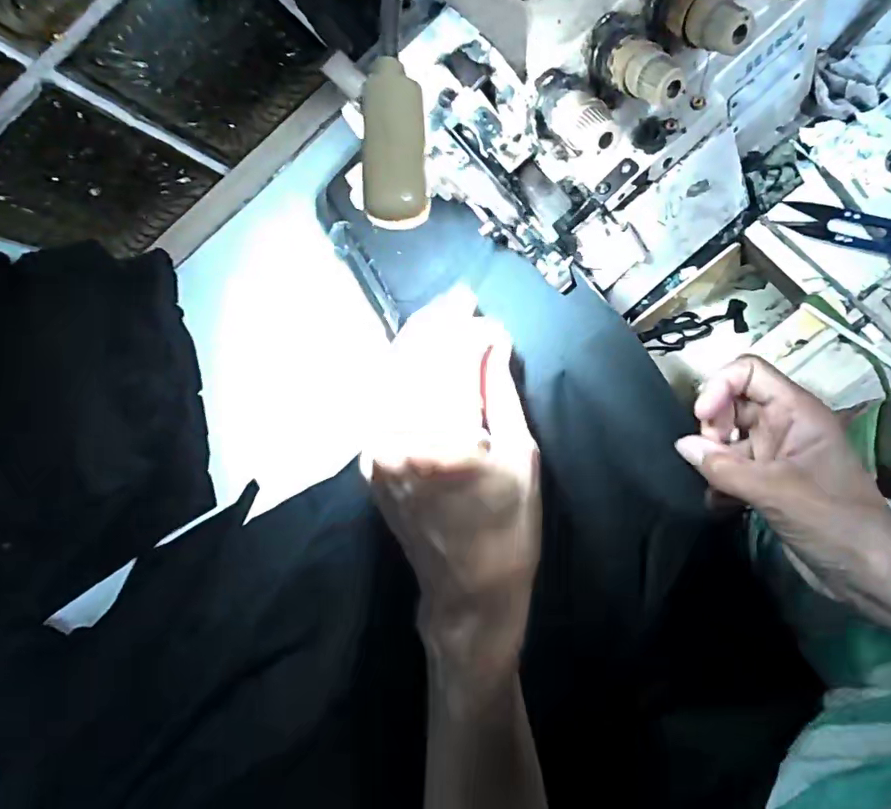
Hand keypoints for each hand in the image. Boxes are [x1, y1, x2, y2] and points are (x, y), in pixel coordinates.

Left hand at [363, 289, 540, 682]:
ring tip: (442, 314)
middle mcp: (400, 439)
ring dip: (417, 338)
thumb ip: (500, 391)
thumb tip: (492, 338)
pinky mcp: (368, 457)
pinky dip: (400, 367)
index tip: (492, 322)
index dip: (473, 332)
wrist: (466, 591)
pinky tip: (418, 351)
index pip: (454, 362)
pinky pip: (382, 396)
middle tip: (462, 299)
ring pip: (392, 371)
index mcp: (445, 443)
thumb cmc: (509, 527)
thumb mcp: (522, 456)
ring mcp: (376, 448)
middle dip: (440, 322)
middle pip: (416, 357)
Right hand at [675, 356, 890, 603]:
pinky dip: (720, 480)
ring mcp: (777, 454)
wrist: (873, 574)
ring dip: (713, 457)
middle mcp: (784, 425)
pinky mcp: (770, 482)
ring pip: (729, 437)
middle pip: (733, 402)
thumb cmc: (834, 520)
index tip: (702, 417)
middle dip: (712, 425)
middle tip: (707, 456)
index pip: (748, 371)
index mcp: (796, 411)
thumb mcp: (776, 491)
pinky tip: (717, 503)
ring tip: (710, 485)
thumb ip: (724, 467)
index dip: (719, 385)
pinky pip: (733, 467)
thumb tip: (683, 445)